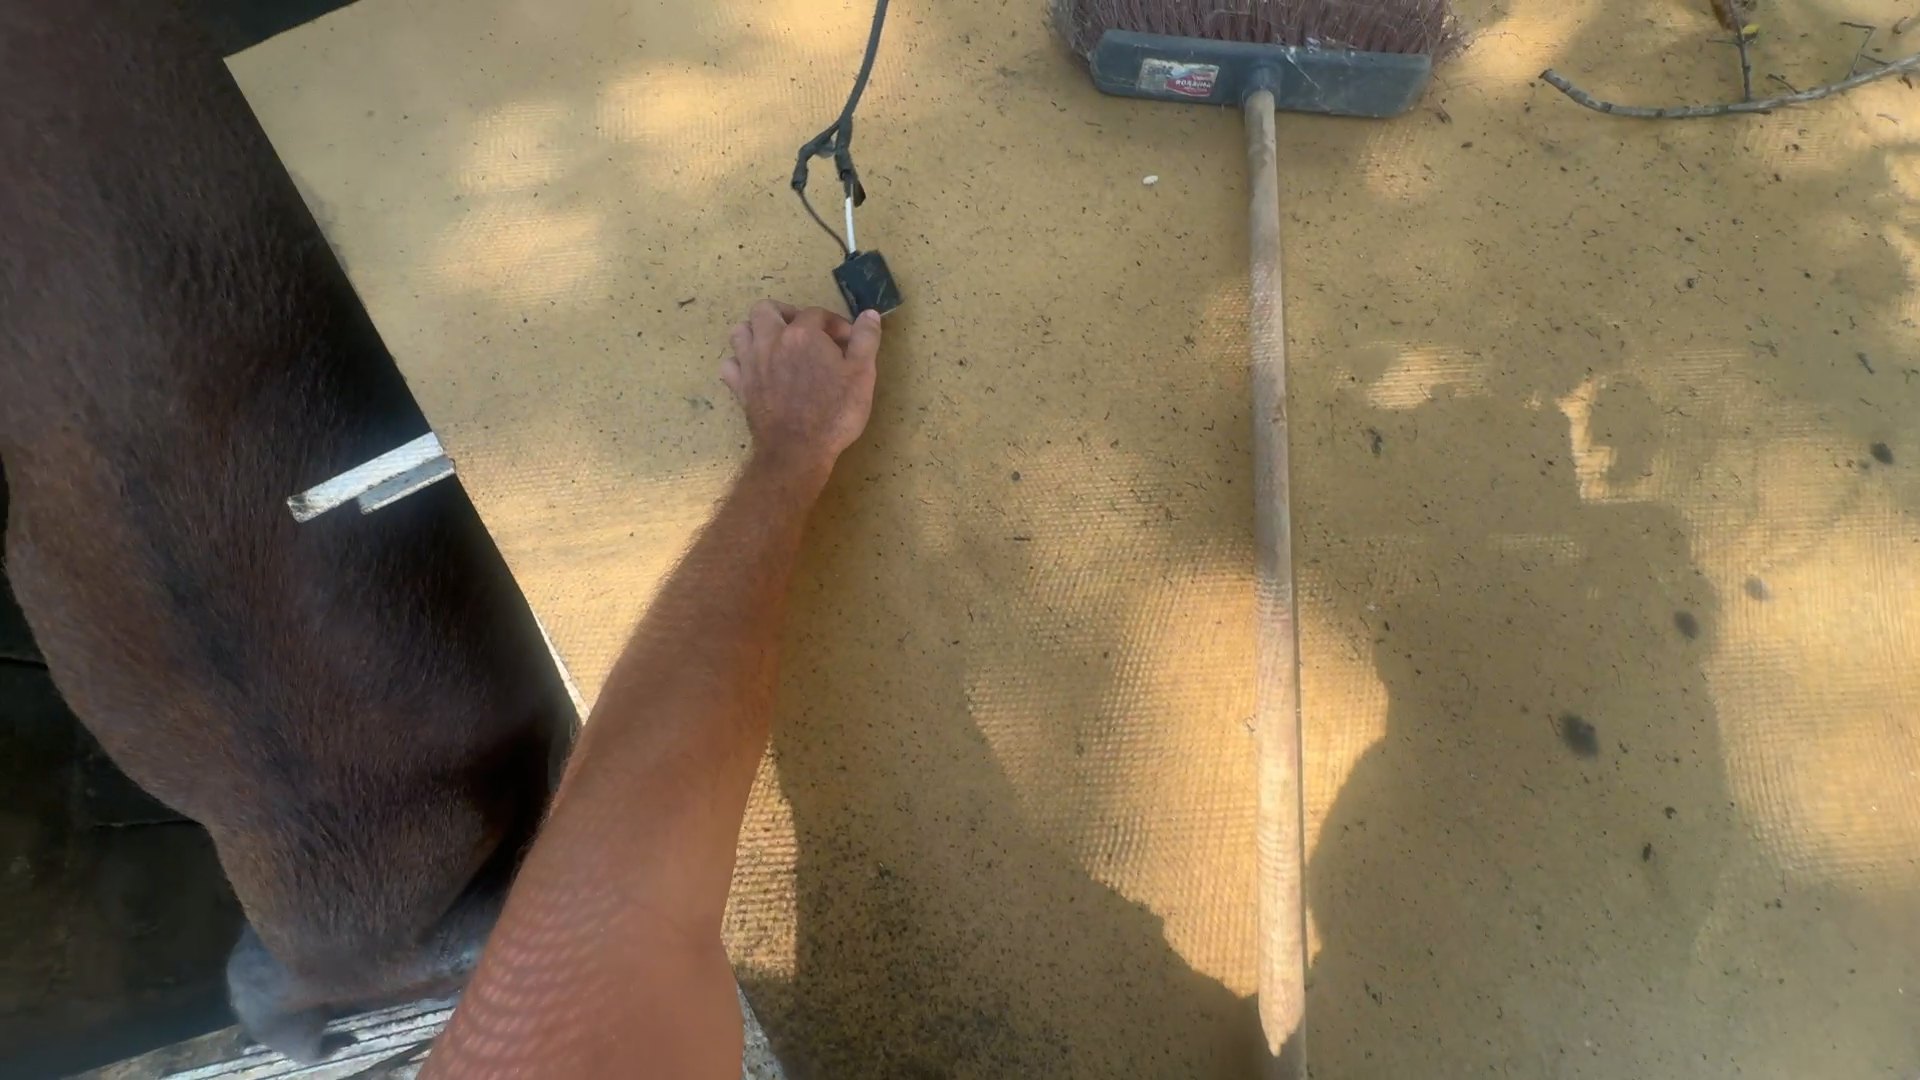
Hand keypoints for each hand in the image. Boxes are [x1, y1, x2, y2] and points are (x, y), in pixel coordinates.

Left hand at [723, 300, 879, 480]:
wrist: (798, 450)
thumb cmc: (835, 413)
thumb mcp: (862, 375)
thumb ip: (866, 340)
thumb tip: (870, 314)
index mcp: (802, 334)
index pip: (817, 314)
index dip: (834, 324)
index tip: (847, 341)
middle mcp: (771, 341)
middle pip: (766, 310)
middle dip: (785, 313)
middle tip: (803, 331)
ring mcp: (751, 364)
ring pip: (741, 332)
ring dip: (757, 331)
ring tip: (775, 345)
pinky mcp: (740, 388)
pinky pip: (731, 365)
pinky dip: (740, 362)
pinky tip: (756, 371)